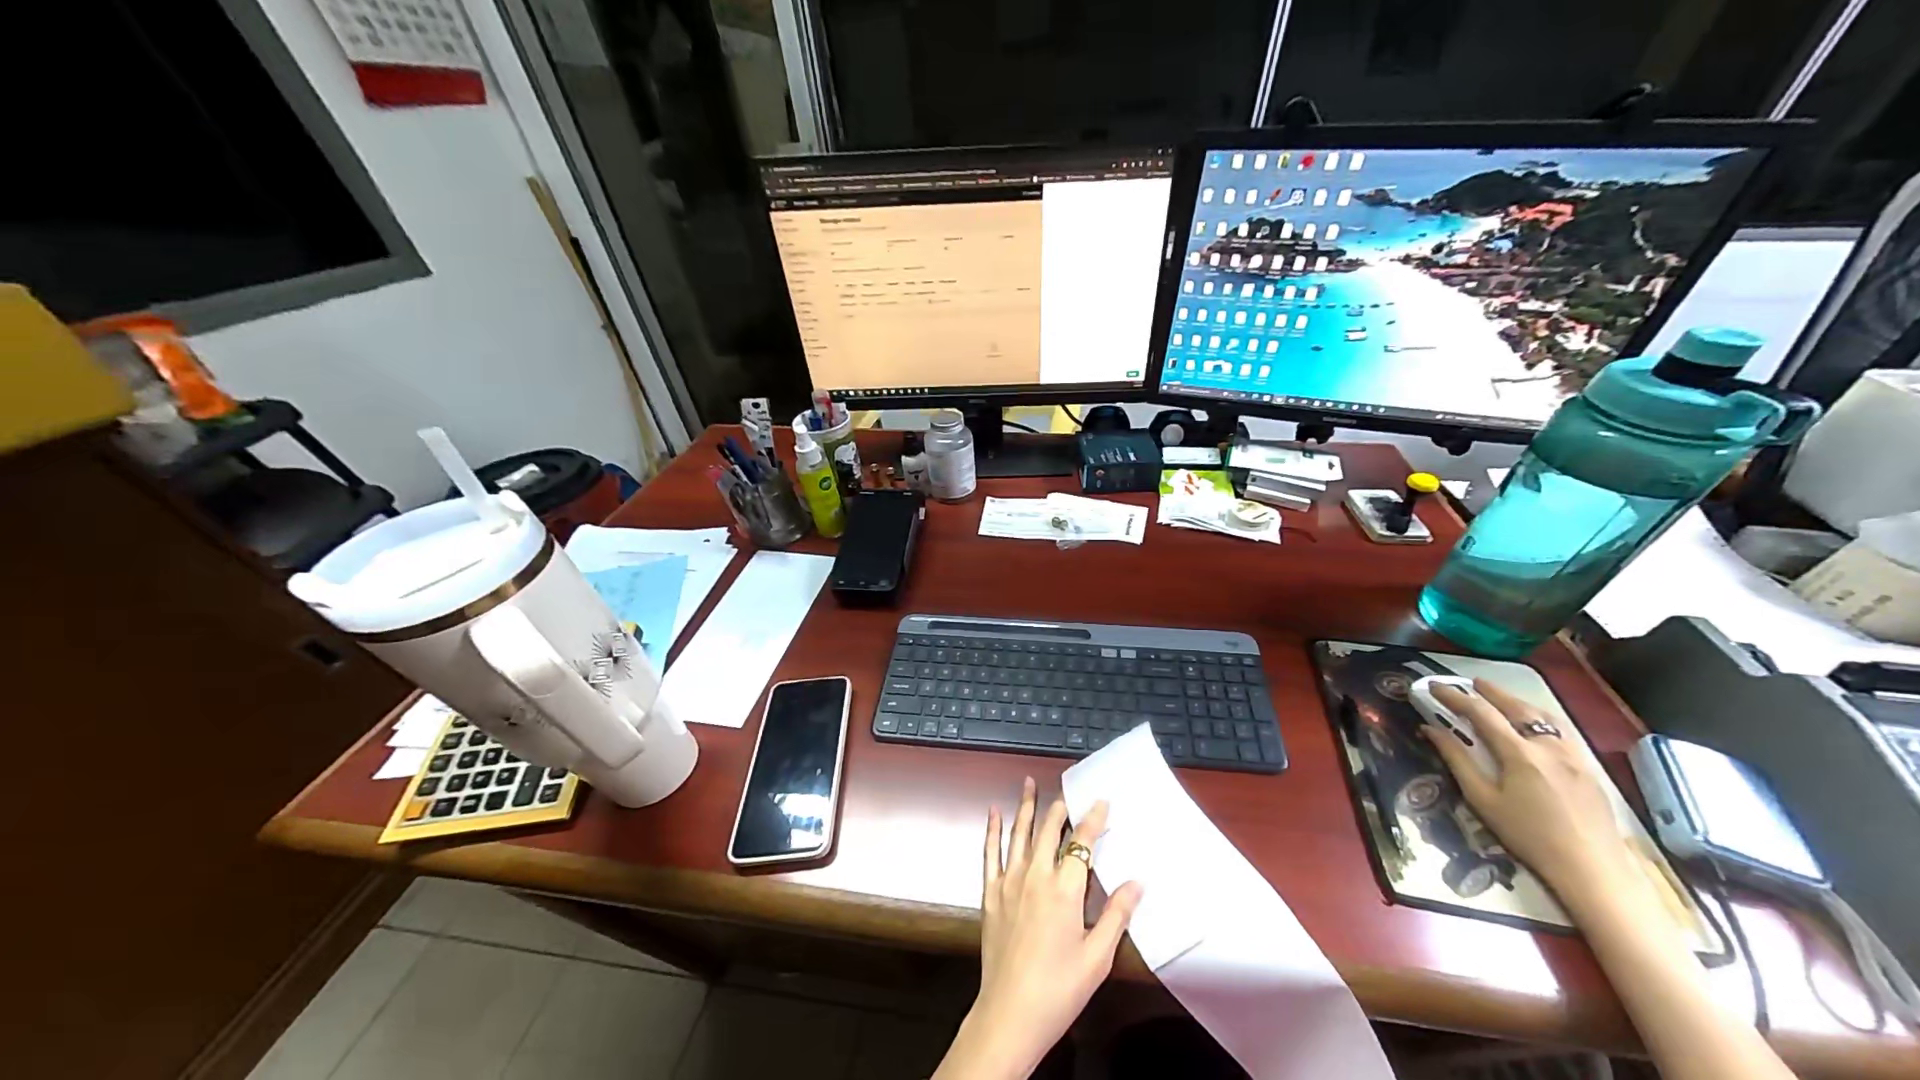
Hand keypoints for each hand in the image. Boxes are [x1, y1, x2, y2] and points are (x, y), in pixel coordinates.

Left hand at [933, 777, 1142, 1079]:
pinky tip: (994, 812)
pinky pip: (990, 852)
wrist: (1010, 1013)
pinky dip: (992, 829)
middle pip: (1049, 830)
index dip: (1093, 819)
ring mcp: (1009, 882)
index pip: (1082, 843)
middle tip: (1068, 792)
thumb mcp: (1097, 956)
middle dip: (1060, 807)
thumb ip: (1116, 915)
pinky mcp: (990, 893)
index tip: (1101, 802)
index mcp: (1064, 890)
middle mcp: (1035, 876)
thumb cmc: (1059, 988)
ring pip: (1019, 834)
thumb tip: (1136, 882)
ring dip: (1026, 806)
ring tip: (1028, 783)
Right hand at [1423, 680, 1640, 913]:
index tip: (1434, 687)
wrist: (1592, 869)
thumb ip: (1457, 760)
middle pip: (1516, 707)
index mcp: (1519, 753)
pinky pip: (1561, 730)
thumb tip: (1431, 729)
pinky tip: (1535, 722)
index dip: (1455, 697)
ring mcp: (1573, 755)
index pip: (1481, 714)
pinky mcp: (1588, 768)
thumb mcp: (1483, 800)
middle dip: (1490, 692)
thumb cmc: (1528, 836)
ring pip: (1543, 716)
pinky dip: (1540, 717)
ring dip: (1517, 701)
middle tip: (1469, 682)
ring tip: (1500, 696)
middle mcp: (1548, 746)